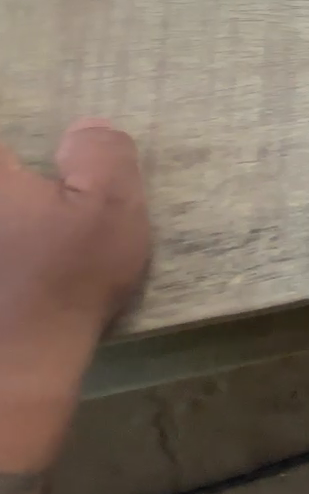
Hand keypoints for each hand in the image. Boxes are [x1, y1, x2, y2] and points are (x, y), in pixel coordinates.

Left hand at [0, 120, 149, 471]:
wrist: (5, 367)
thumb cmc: (65, 276)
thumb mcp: (112, 208)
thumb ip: (101, 156)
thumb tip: (85, 126)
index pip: (4, 140)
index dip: (22, 148)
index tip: (43, 156)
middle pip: (4, 181)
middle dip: (20, 186)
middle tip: (48, 198)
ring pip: (6, 213)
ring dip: (20, 218)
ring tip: (40, 243)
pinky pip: (7, 246)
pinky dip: (16, 247)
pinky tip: (24, 265)